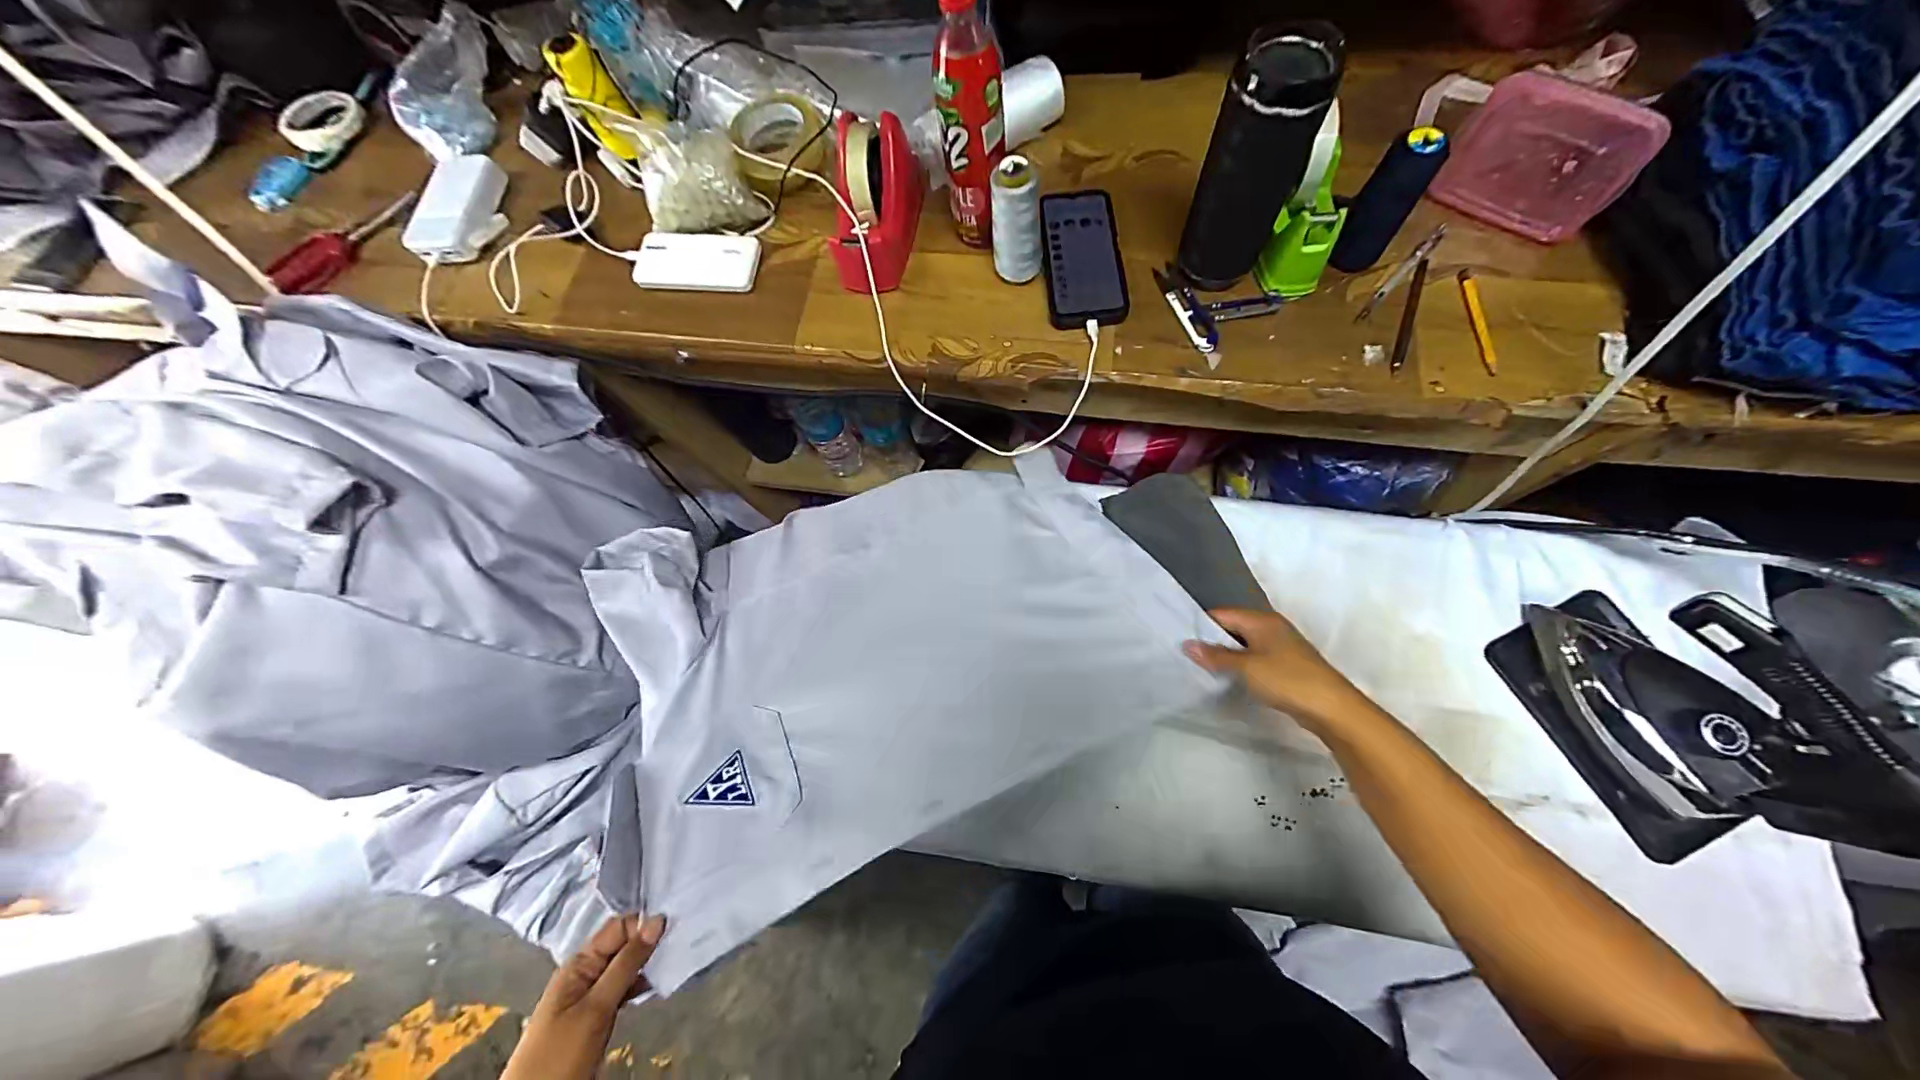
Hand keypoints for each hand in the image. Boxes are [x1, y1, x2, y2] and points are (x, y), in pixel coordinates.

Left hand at [500, 913, 664, 1079]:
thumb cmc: (561, 1053)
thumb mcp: (596, 1007)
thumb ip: (626, 964)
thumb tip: (656, 920)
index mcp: (579, 964)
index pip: (618, 927)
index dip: (644, 924)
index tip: (673, 928)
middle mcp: (585, 972)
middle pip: (622, 943)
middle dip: (649, 941)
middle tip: (679, 941)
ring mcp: (592, 994)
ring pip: (626, 965)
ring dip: (648, 961)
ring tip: (674, 959)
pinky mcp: (599, 1013)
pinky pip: (624, 986)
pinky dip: (641, 982)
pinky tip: (658, 983)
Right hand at [1184, 608, 1374, 739]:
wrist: (1332, 708)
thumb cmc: (1287, 680)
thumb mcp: (1246, 667)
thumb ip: (1215, 656)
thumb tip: (1187, 644)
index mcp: (1262, 620)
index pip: (1222, 614)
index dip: (1201, 625)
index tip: (1180, 639)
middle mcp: (1272, 628)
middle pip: (1233, 628)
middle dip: (1212, 641)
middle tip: (1187, 656)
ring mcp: (1282, 647)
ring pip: (1245, 645)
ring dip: (1227, 656)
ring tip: (1204, 668)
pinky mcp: (1287, 665)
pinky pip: (1256, 659)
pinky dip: (1242, 666)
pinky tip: (1231, 679)